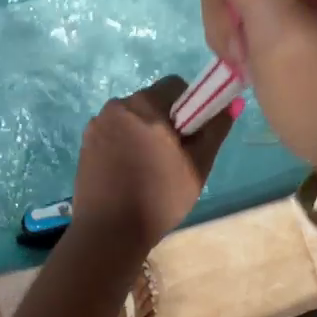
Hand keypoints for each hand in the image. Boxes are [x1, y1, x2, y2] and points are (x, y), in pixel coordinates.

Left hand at [70, 77, 233, 255]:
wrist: (109, 231)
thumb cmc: (159, 197)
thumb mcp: (197, 166)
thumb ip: (214, 130)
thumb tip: (230, 103)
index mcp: (145, 105)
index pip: (174, 85)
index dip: (190, 105)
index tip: (192, 134)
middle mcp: (117, 106)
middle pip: (151, 101)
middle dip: (166, 121)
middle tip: (174, 157)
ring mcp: (97, 123)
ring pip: (131, 117)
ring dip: (144, 132)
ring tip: (149, 169)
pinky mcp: (85, 142)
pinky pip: (114, 132)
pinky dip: (124, 144)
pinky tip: (128, 174)